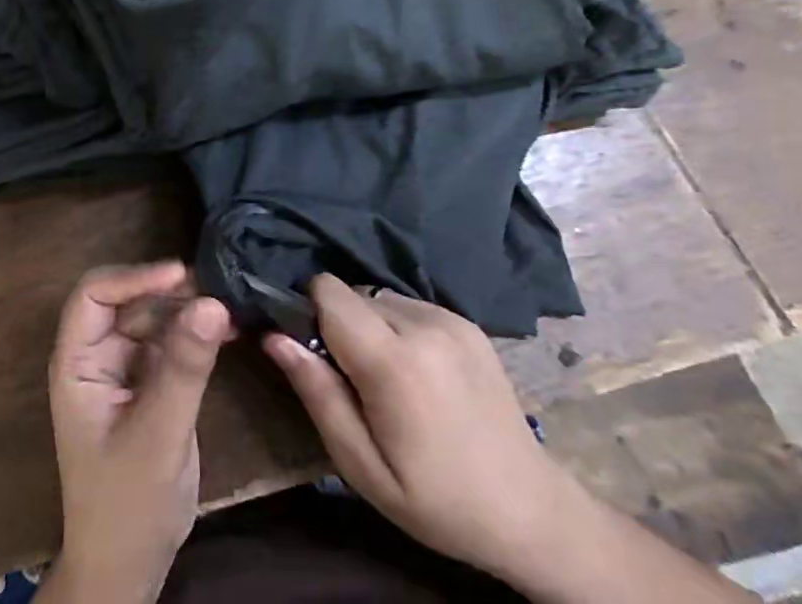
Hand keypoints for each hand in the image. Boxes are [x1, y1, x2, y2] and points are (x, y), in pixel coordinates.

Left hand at [40, 262, 233, 603]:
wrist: (130, 562)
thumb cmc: (128, 502)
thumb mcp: (159, 434)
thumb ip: (184, 368)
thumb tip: (213, 302)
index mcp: (77, 364)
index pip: (93, 296)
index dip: (134, 278)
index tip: (183, 274)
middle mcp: (98, 358)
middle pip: (128, 302)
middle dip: (170, 292)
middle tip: (220, 289)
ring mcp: (125, 370)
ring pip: (154, 319)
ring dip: (188, 310)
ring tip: (232, 307)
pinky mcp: (151, 384)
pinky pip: (173, 345)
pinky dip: (198, 335)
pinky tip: (231, 332)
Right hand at [262, 274, 563, 573]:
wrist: (528, 509)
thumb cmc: (435, 500)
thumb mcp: (360, 465)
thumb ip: (316, 392)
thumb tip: (273, 336)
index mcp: (395, 362)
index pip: (328, 292)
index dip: (308, 311)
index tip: (309, 350)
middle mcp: (425, 325)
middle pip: (353, 296)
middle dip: (338, 327)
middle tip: (351, 381)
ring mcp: (451, 320)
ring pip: (379, 299)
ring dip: (369, 328)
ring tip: (386, 380)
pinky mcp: (468, 323)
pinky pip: (409, 307)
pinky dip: (398, 329)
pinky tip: (416, 373)